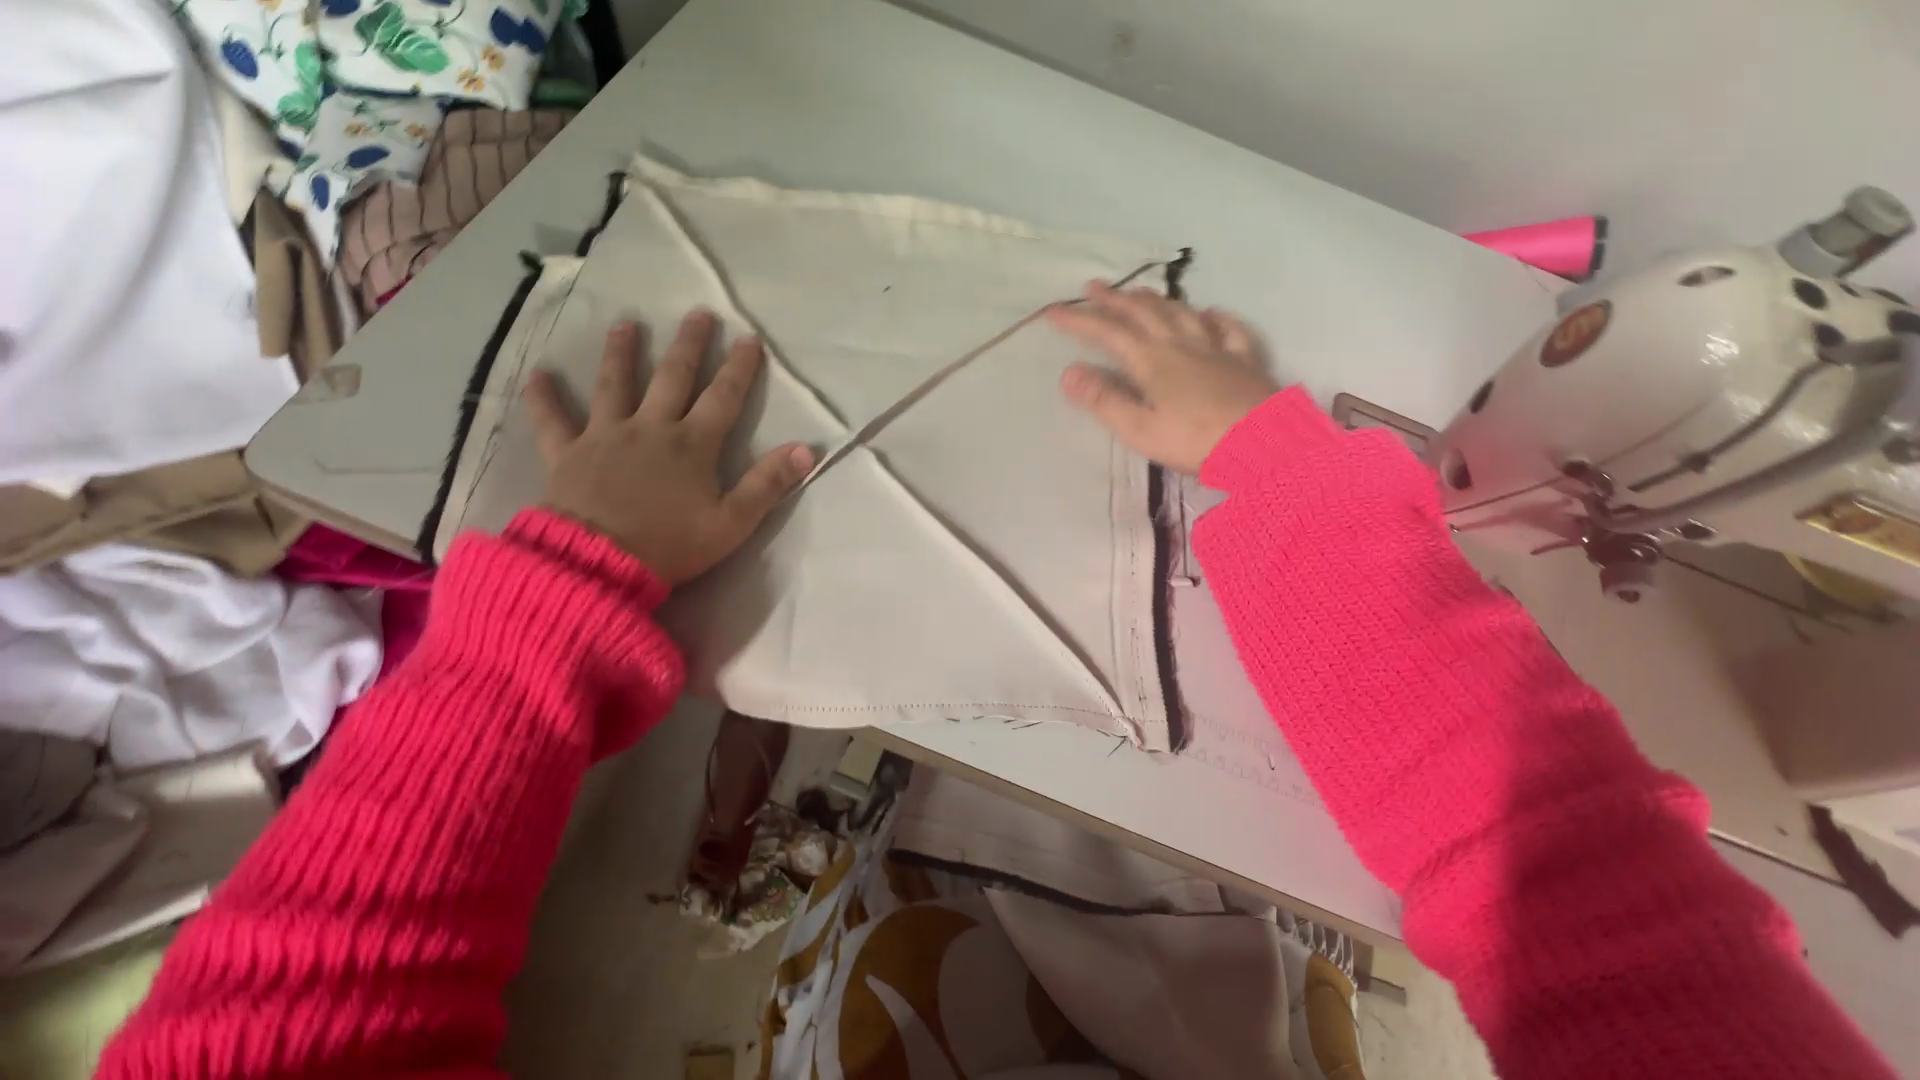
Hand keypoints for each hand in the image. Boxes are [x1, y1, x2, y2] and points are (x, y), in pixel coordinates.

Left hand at [524, 312, 813, 584]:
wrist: (599, 564)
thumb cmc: (671, 546)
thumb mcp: (732, 523)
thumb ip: (768, 485)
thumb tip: (806, 449)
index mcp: (692, 445)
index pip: (723, 398)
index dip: (739, 368)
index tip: (750, 339)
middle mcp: (650, 428)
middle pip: (672, 378)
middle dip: (689, 345)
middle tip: (698, 314)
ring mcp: (605, 436)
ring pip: (614, 385)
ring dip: (622, 353)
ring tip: (626, 325)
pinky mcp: (567, 453)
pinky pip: (552, 420)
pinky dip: (543, 398)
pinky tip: (537, 374)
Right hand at [1046, 281, 1280, 473]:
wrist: (1264, 443)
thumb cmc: (1195, 441)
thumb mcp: (1140, 429)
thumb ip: (1104, 400)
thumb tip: (1068, 372)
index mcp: (1151, 361)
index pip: (1108, 334)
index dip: (1079, 320)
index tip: (1054, 310)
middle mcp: (1181, 345)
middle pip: (1143, 313)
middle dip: (1115, 299)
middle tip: (1093, 287)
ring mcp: (1216, 349)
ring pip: (1181, 314)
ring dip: (1156, 300)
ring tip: (1140, 292)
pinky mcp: (1244, 361)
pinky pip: (1230, 330)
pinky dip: (1216, 317)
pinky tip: (1210, 312)